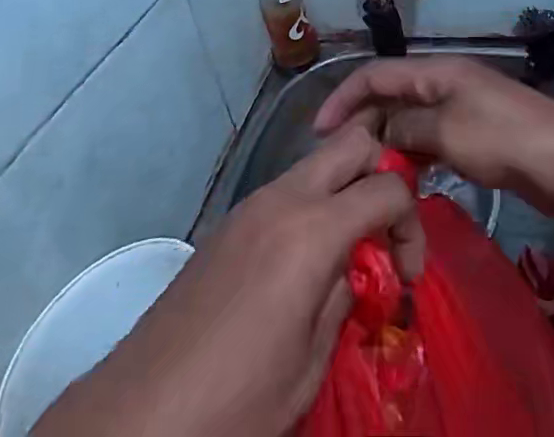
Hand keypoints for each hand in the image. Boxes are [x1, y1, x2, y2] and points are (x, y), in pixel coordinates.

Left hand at [33, 126, 422, 436]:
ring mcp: (249, 205)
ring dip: (345, 193)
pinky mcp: (228, 222)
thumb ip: (345, 296)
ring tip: (349, 256)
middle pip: (351, 144)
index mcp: (310, 231)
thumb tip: (358, 270)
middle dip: (381, 177)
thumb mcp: (310, 360)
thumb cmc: (238, 395)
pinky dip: (312, 209)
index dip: (412, 224)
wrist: (141, 409)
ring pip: (317, 165)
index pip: (388, 187)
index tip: (406, 275)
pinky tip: (307, 264)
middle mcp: (280, 199)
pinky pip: (286, 192)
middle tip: (384, 238)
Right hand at [313, 55, 553, 204]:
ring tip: (365, 170)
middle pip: (391, 94)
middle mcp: (445, 82)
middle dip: (364, 121)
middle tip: (341, 158)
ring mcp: (463, 107)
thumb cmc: (504, 140)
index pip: (374, 73)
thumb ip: (404, 128)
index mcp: (436, 71)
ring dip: (388, 139)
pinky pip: (432, 136)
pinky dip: (414, 151)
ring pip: (410, 118)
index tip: (318, 130)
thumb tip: (378, 132)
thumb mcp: (445, 132)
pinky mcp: (476, 133)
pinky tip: (404, 175)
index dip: (343, 98)